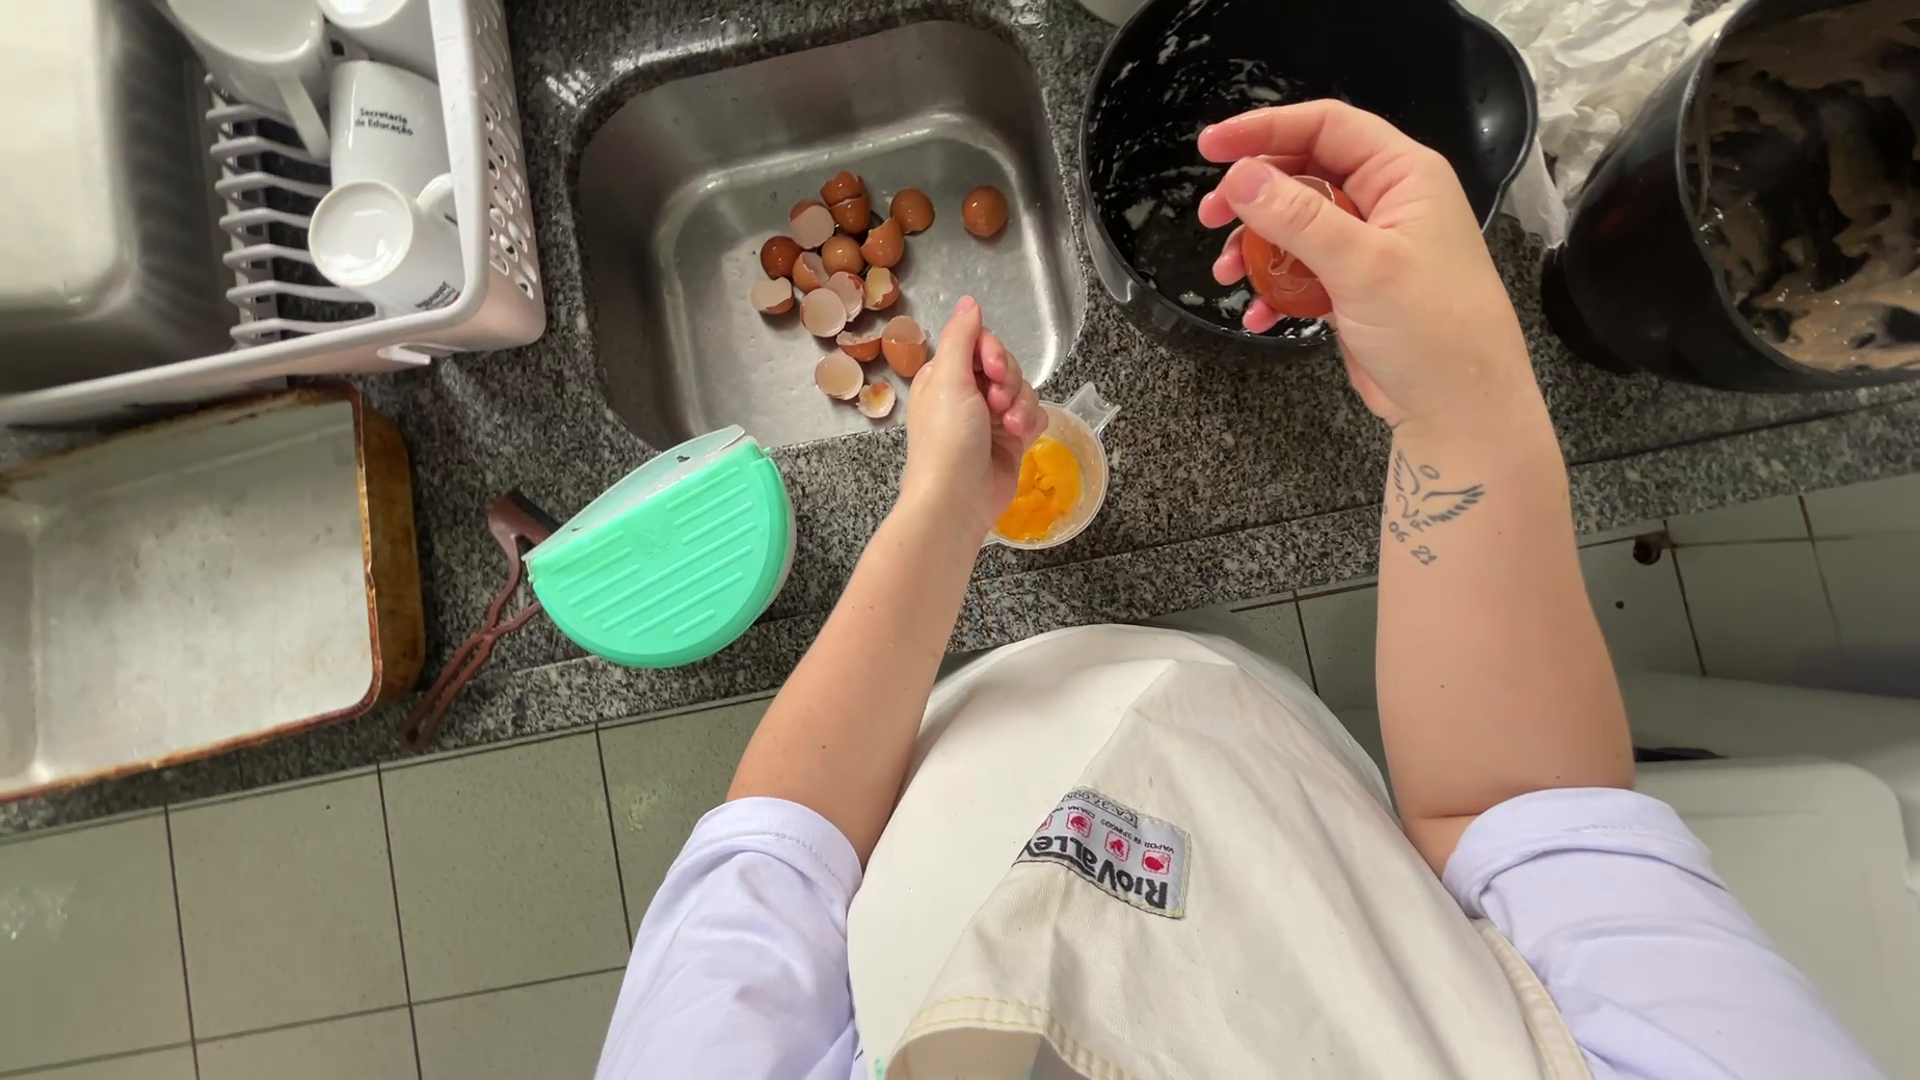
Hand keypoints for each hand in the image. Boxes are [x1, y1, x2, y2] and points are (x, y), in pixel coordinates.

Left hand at [900, 296, 1047, 538]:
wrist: (957, 499)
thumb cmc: (946, 439)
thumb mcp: (949, 379)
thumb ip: (962, 337)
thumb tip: (969, 301)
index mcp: (945, 377)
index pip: (980, 343)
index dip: (993, 352)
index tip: (993, 369)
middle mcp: (967, 394)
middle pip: (1006, 365)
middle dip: (1009, 381)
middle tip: (997, 401)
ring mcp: (991, 418)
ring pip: (1024, 390)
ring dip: (1022, 404)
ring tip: (1009, 426)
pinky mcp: (1011, 440)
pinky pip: (1034, 416)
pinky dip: (1031, 422)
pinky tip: (1020, 435)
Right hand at [1197, 101, 1538, 431]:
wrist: (1453, 404)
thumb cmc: (1428, 325)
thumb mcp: (1361, 265)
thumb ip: (1297, 218)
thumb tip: (1239, 178)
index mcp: (1400, 176)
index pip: (1325, 128)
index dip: (1265, 130)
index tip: (1209, 146)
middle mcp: (1382, 203)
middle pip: (1302, 178)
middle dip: (1251, 198)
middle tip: (1208, 216)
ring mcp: (1364, 248)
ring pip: (1292, 230)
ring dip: (1253, 250)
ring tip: (1224, 275)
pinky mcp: (1348, 289)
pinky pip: (1297, 276)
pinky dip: (1272, 292)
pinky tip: (1257, 317)